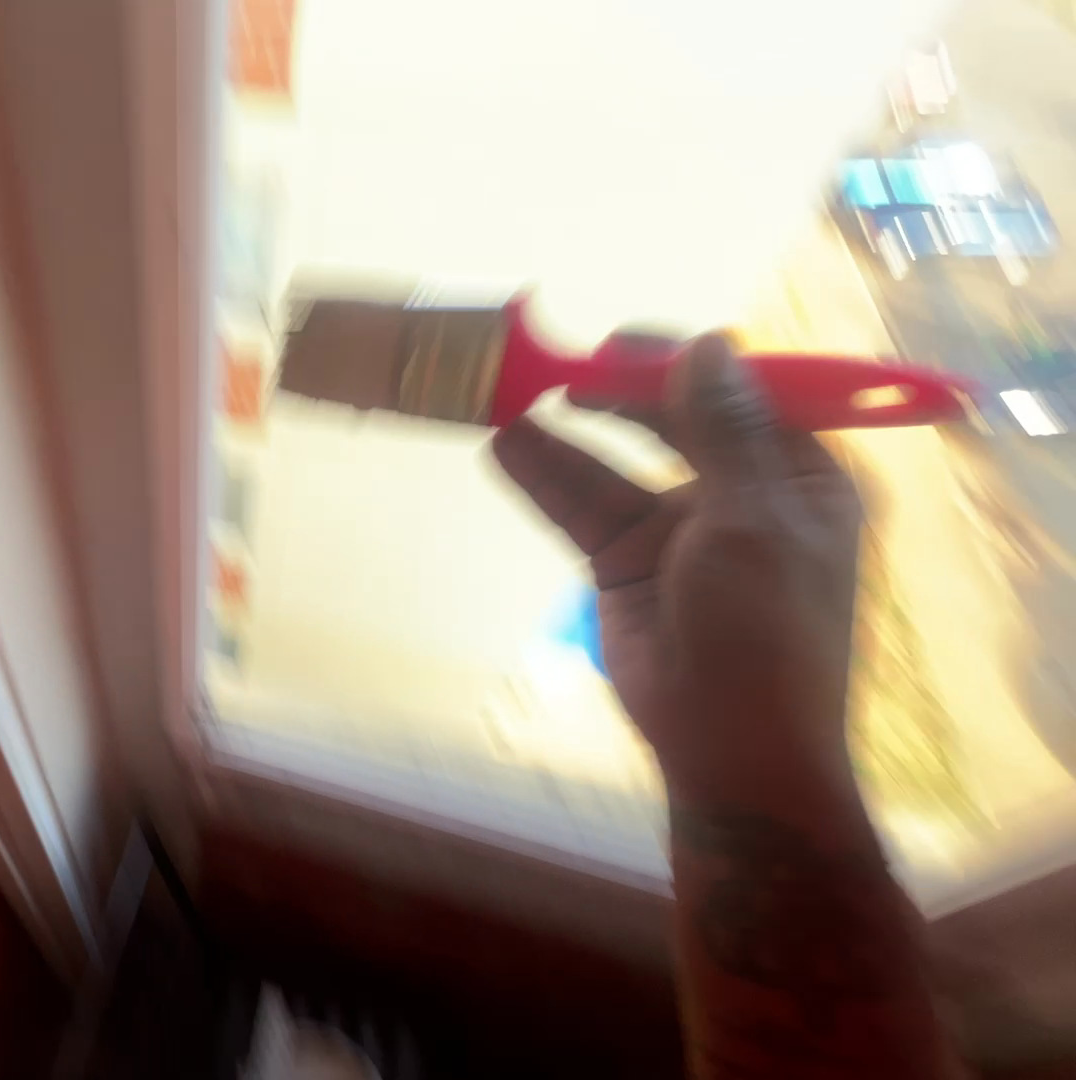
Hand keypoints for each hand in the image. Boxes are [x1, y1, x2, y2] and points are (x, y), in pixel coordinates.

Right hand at [492, 336, 863, 805]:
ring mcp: (669, 527)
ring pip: (607, 468)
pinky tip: (506, 451)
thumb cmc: (764, 629)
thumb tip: (709, 343)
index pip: (739, 397)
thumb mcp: (753, 521)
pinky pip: (576, 509)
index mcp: (798, 477)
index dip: (684, 364)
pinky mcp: (617, 559)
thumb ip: (723, 433)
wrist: (722, 737)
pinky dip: (542, 481)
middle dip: (614, 398)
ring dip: (561, 439)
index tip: (621, 342)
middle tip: (559, 371)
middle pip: (665, 425)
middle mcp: (733, 493)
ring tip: (510, 404)